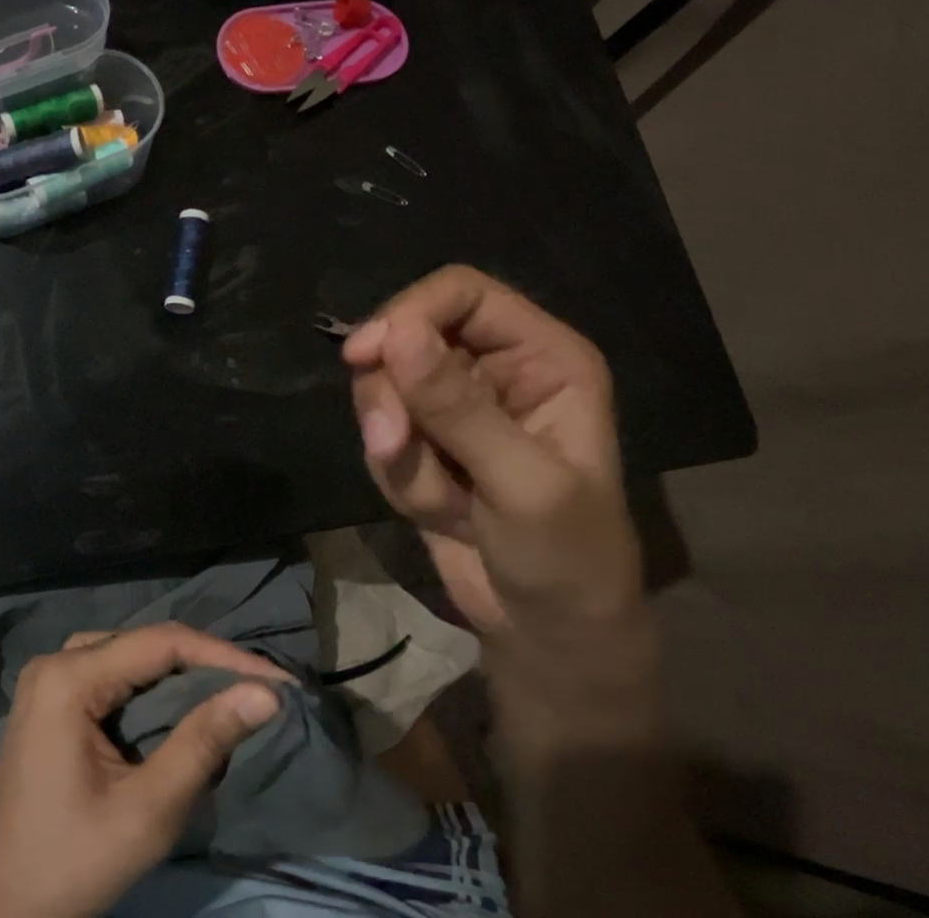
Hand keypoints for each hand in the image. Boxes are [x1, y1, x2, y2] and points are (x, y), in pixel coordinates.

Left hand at [0, 624, 288, 917]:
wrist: (0, 905)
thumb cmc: (71, 860)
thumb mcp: (147, 809)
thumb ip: (204, 744)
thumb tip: (265, 694)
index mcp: (68, 679)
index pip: (161, 643)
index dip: (225, 656)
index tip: (279, 682)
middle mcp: (54, 665)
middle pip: (143, 644)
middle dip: (206, 664)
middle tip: (261, 691)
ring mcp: (48, 684)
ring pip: (129, 658)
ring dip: (180, 675)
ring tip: (231, 696)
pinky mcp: (51, 706)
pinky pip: (111, 678)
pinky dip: (151, 691)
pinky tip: (181, 711)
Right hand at [342, 265, 641, 635]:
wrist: (547, 632)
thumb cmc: (565, 556)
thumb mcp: (520, 482)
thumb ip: (457, 407)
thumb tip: (396, 333)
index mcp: (542, 358)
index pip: (460, 295)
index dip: (407, 315)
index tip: (363, 357)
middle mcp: (496, 371)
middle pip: (407, 340)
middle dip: (392, 399)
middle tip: (392, 449)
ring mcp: (456, 411)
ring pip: (384, 392)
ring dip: (398, 451)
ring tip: (441, 501)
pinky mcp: (425, 446)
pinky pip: (380, 438)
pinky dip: (397, 479)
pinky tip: (440, 512)